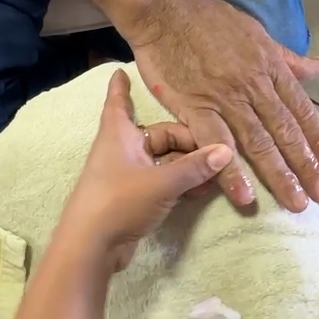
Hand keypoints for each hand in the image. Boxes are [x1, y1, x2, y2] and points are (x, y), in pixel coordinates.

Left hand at [56, 69, 234, 270]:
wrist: (91, 247)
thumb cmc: (119, 202)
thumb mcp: (162, 183)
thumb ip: (195, 167)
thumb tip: (226, 151)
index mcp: (119, 134)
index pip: (119, 102)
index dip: (122, 87)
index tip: (121, 70)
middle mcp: (122, 149)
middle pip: (159, 134)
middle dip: (188, 141)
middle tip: (218, 151)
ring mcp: (127, 175)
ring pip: (164, 160)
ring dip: (188, 165)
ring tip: (216, 174)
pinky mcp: (132, 198)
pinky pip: (162, 180)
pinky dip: (180, 182)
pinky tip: (202, 189)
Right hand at [131, 0, 318, 212]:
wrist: (165, 11)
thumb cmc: (209, 20)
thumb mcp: (258, 34)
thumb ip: (287, 58)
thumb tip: (318, 68)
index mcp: (270, 68)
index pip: (301, 109)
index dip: (318, 138)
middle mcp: (255, 87)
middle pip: (286, 132)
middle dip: (307, 166)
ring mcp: (227, 100)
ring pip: (259, 143)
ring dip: (280, 176)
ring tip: (297, 203)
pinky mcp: (196, 109)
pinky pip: (218, 145)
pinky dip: (231, 172)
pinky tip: (245, 196)